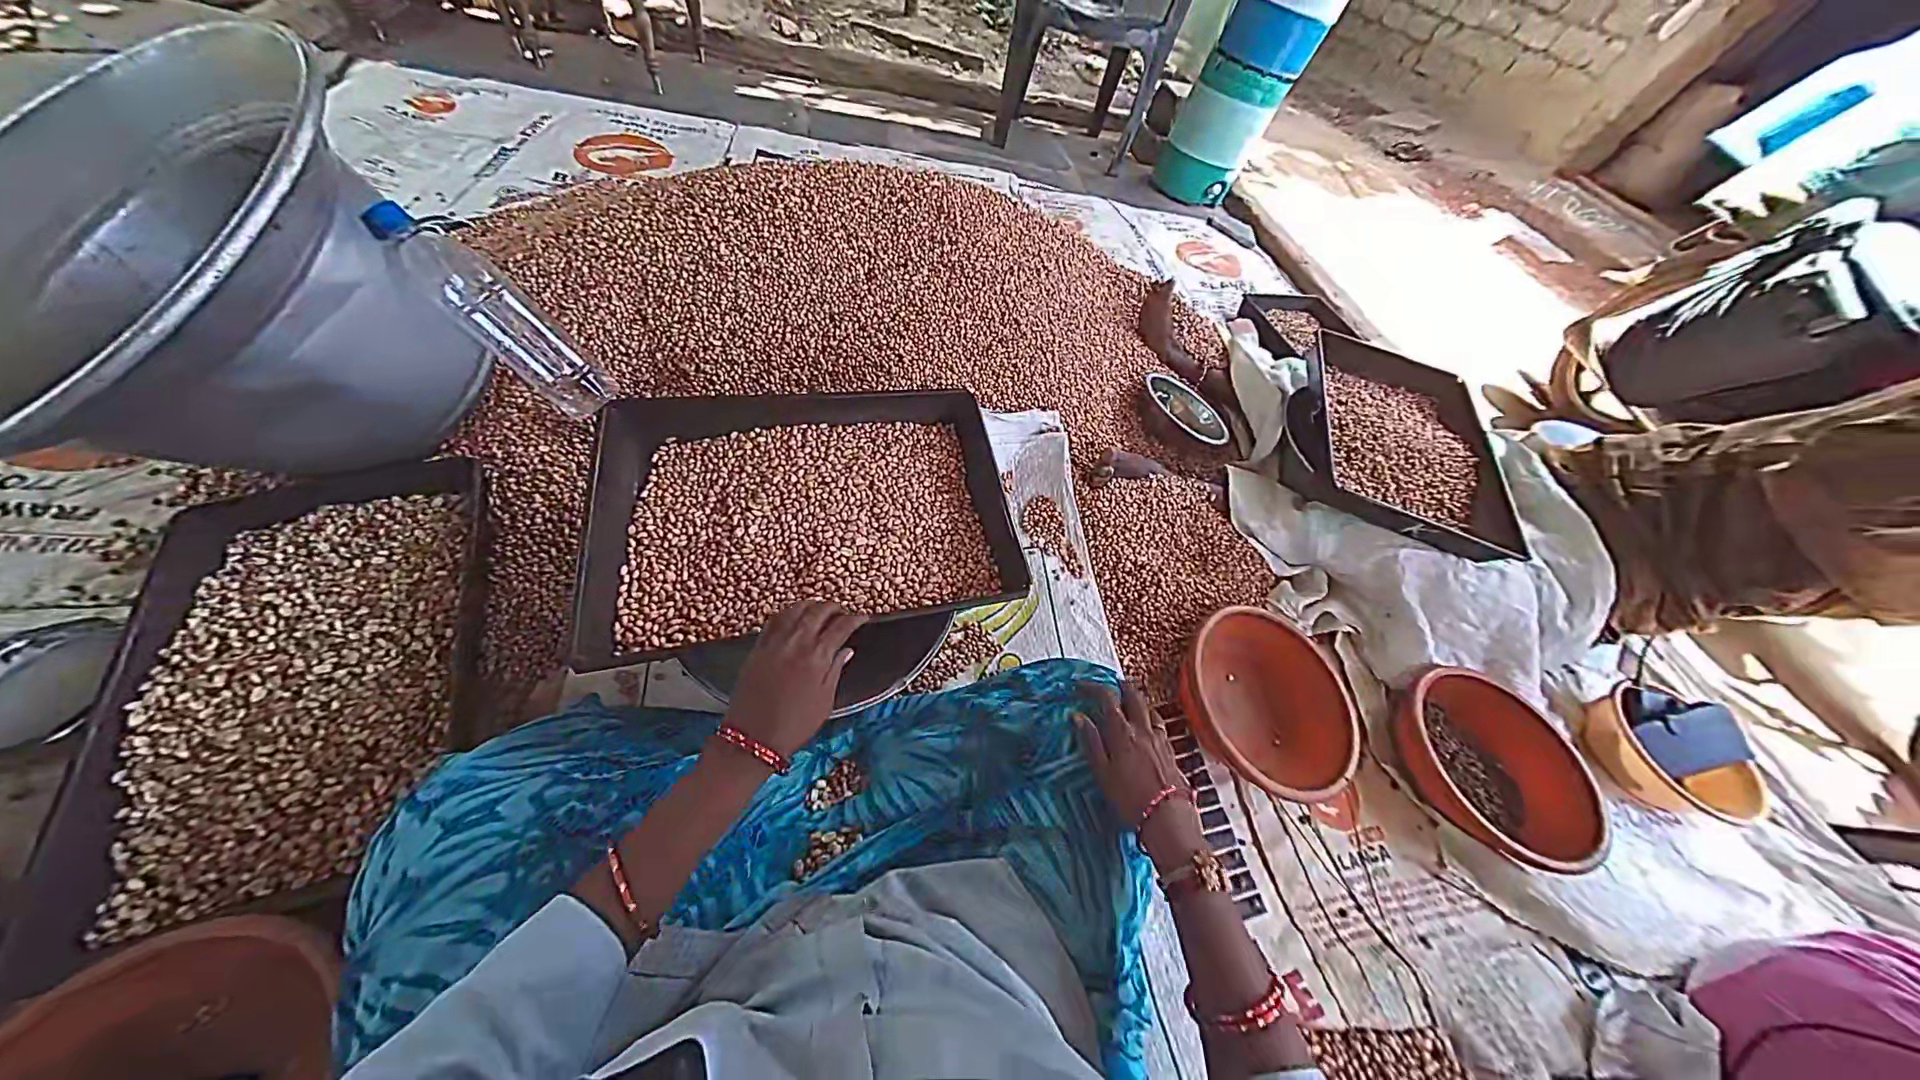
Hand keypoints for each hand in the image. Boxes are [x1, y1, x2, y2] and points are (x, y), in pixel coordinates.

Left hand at [723, 601, 866, 758]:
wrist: (754, 737)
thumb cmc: (795, 724)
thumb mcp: (825, 700)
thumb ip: (836, 670)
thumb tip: (846, 651)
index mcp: (818, 657)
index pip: (841, 627)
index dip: (855, 619)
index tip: (862, 617)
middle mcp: (796, 643)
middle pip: (818, 611)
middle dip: (834, 607)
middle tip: (842, 611)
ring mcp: (775, 643)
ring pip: (794, 610)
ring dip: (810, 605)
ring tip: (819, 608)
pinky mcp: (758, 648)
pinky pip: (773, 620)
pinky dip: (786, 613)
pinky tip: (791, 616)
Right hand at [1074, 682, 1204, 864]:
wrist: (1168, 819)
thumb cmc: (1130, 799)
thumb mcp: (1102, 772)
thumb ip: (1091, 742)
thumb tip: (1078, 716)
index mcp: (1122, 733)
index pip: (1107, 698)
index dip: (1092, 687)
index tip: (1080, 686)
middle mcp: (1143, 730)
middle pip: (1134, 696)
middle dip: (1121, 686)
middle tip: (1111, 684)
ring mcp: (1160, 740)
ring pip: (1149, 709)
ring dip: (1138, 701)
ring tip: (1129, 703)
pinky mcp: (1171, 752)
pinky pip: (1160, 725)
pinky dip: (1151, 718)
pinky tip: (1149, 727)